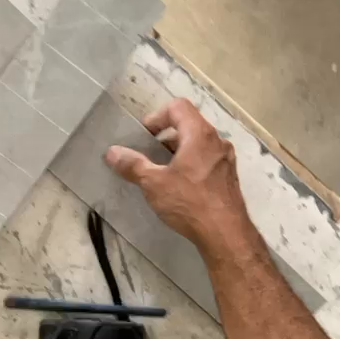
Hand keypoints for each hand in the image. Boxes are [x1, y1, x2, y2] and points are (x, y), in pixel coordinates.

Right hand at [103, 99, 255, 250]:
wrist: (223, 231)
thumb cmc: (188, 201)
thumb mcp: (153, 183)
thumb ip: (132, 165)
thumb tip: (111, 152)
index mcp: (199, 134)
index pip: (178, 107)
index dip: (156, 117)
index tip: (143, 137)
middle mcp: (216, 140)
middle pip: (188, 125)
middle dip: (164, 137)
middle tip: (147, 155)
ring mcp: (225, 158)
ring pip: (197, 144)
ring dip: (177, 152)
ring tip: (161, 172)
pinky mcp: (227, 176)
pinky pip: (206, 160)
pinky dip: (189, 164)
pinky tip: (179, 186)